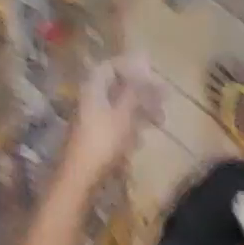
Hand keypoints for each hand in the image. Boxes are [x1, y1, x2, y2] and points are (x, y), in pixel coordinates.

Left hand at [59, 55, 163, 190]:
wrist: (79, 178)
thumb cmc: (103, 142)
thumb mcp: (124, 113)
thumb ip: (135, 90)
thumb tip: (144, 67)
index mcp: (93, 89)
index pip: (110, 66)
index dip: (131, 66)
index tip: (151, 74)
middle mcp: (90, 99)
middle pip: (118, 86)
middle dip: (142, 91)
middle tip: (164, 99)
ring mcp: (92, 119)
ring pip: (120, 106)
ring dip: (141, 110)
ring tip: (160, 120)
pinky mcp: (95, 137)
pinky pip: (117, 123)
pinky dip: (132, 126)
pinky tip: (142, 139)